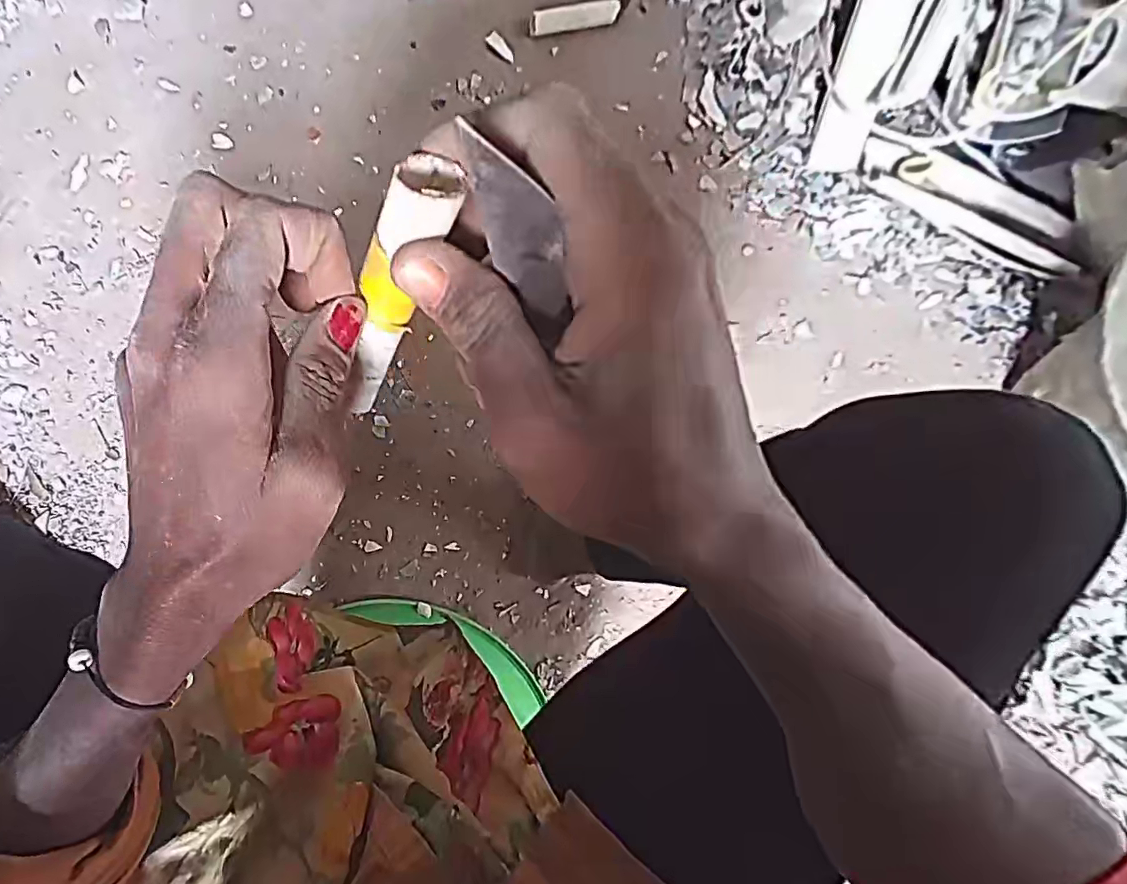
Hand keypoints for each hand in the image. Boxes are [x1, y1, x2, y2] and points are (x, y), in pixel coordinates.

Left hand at [99, 173, 364, 701]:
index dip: (313, 244)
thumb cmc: (244, 542)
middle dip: (270, 229)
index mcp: (212, 358)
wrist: (173, 581)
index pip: (256, 228)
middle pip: (203, 207)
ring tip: (289, 341)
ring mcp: (142, 350)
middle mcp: (163, 337)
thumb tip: (342, 313)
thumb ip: (326, 376)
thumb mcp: (313, 472)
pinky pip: (182, 296)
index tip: (336, 307)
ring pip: (189, 245)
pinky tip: (257, 367)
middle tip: (307, 298)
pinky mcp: (140, 368)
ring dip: (249, 266)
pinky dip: (226, 301)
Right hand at [394, 84, 785, 573]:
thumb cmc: (624, 474)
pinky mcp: (654, 279)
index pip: (546, 127)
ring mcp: (660, 251)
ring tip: (454, 287)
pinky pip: (581, 230)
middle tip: (426, 252)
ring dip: (498, 223)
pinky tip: (500, 308)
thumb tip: (418, 258)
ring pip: (562, 189)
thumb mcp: (528, 411)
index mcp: (627, 250)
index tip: (420, 202)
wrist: (708, 513)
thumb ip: (475, 324)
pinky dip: (529, 250)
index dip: (470, 146)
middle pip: (552, 150)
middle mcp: (654, 231)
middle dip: (475, 187)